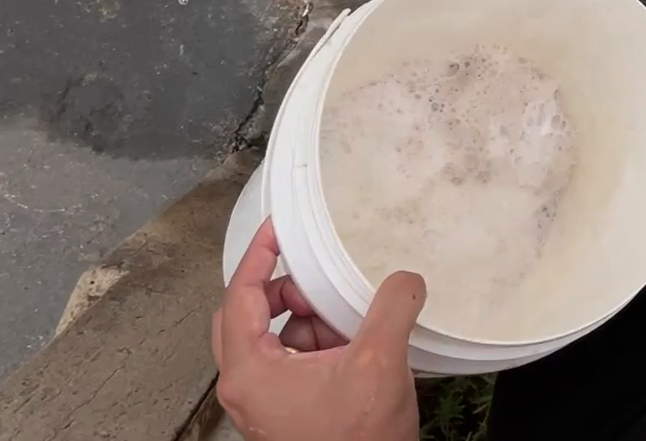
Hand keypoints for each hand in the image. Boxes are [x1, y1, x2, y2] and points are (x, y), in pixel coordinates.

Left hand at [212, 220, 424, 440]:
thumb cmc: (355, 436)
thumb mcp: (379, 361)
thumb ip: (391, 306)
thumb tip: (405, 276)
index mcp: (251, 371)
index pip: (241, 297)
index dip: (258, 255)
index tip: (280, 225)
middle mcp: (250, 382)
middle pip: (254, 313)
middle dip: (293, 287)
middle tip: (328, 274)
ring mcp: (272, 395)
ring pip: (281, 330)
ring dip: (317, 311)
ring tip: (356, 311)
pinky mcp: (296, 402)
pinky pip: (303, 350)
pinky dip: (329, 332)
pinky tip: (362, 335)